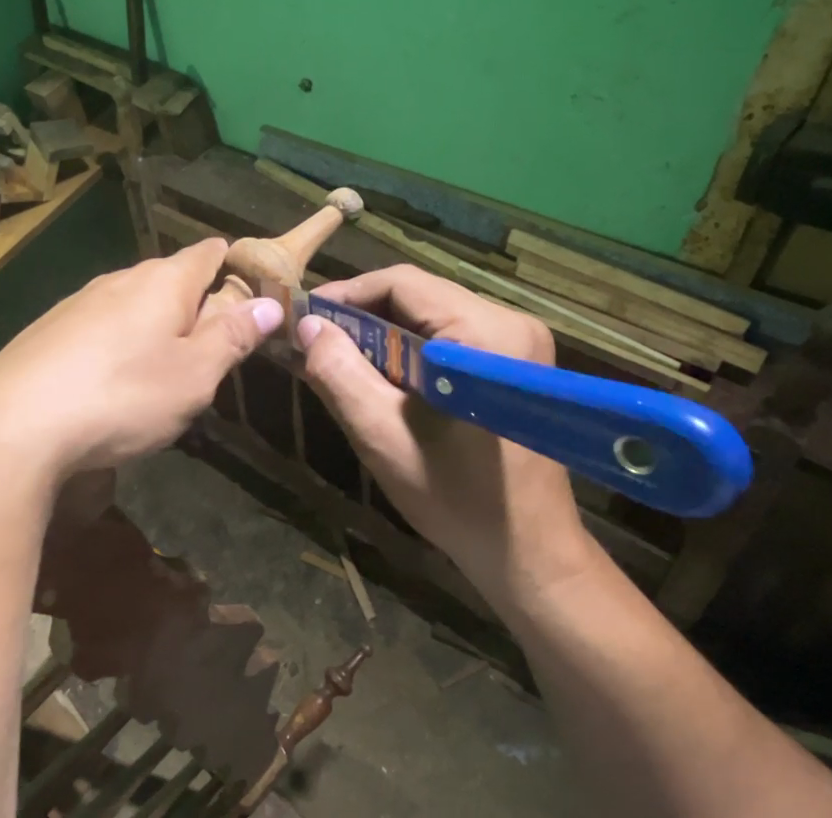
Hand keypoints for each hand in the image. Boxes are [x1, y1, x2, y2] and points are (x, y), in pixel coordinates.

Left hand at [0, 240, 283, 483]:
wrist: (12, 425)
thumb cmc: (120, 397)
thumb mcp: (193, 376)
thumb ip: (232, 336)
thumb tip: (270, 302)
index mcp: (162, 282)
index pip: (208, 252)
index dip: (235, 265)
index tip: (255, 291)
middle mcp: (118, 280)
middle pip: (168, 278)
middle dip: (194, 304)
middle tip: (212, 348)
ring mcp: (77, 303)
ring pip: (130, 304)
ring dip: (153, 327)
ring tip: (162, 370)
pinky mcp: (47, 331)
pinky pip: (98, 327)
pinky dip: (116, 345)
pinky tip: (109, 382)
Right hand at [296, 265, 597, 609]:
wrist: (526, 550)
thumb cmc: (455, 495)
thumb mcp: (381, 434)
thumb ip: (338, 372)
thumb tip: (307, 325)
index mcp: (487, 333)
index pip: (402, 283)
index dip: (346, 294)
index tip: (305, 319)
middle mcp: (511, 323)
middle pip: (418, 295)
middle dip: (362, 317)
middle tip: (317, 344)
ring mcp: (519, 341)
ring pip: (431, 314)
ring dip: (383, 335)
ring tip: (341, 362)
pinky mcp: (515, 362)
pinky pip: (449, 335)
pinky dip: (409, 350)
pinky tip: (383, 378)